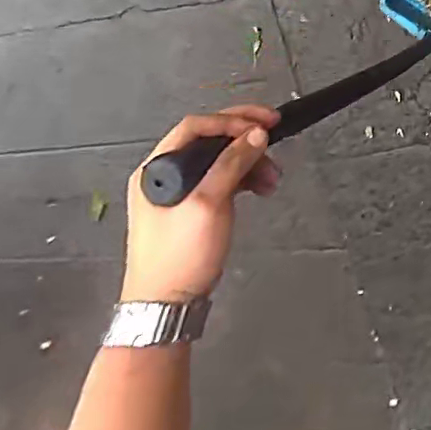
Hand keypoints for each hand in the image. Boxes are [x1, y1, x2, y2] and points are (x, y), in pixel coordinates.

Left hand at [121, 106, 282, 303]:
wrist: (165, 309)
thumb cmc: (181, 256)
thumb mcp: (209, 203)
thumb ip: (232, 163)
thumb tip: (257, 133)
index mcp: (156, 168)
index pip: (197, 126)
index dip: (233, 119)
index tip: (264, 123)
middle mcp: (164, 175)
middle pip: (210, 140)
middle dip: (246, 140)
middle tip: (274, 136)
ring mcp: (178, 192)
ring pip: (220, 160)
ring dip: (250, 162)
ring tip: (272, 177)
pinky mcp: (192, 207)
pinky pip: (222, 179)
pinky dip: (244, 178)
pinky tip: (260, 187)